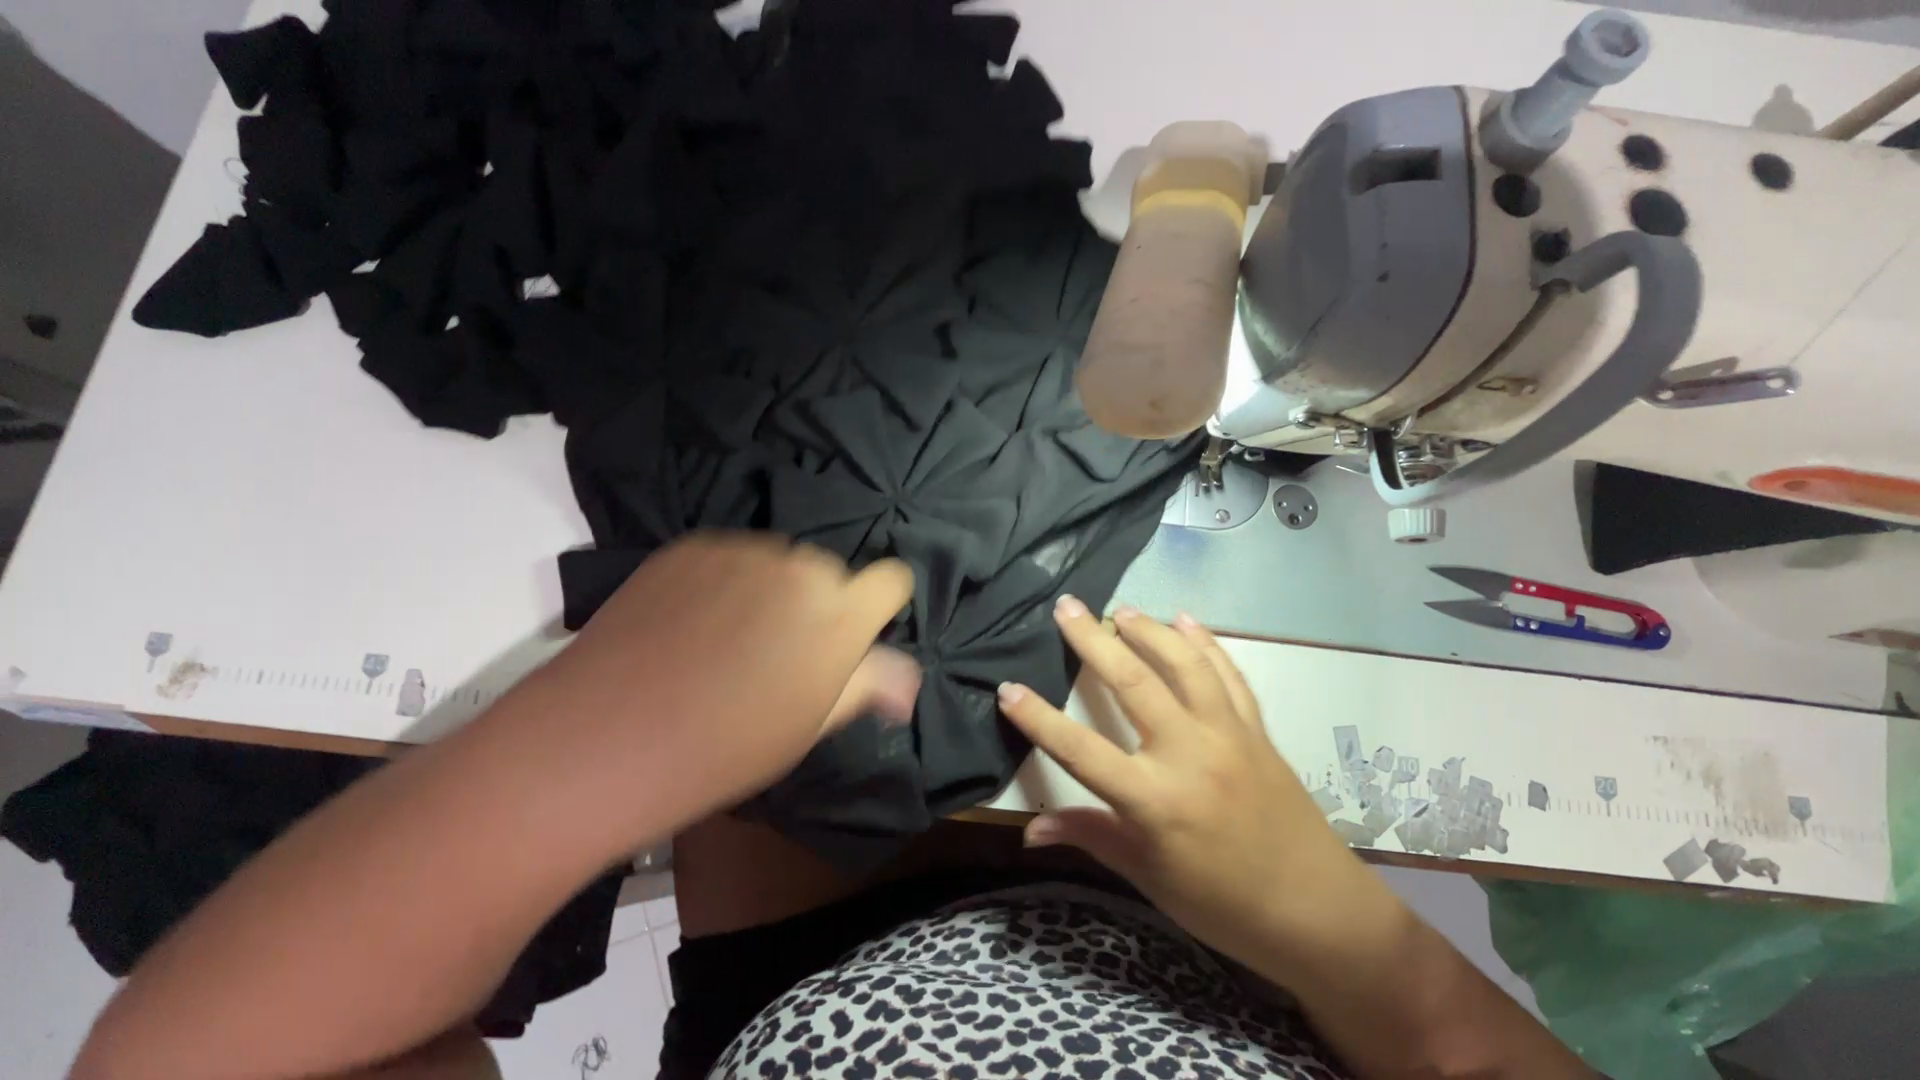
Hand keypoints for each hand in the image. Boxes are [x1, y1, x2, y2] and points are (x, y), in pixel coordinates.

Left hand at [512, 533, 920, 830]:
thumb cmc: (725, 747)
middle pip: (829, 574)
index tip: (850, 643)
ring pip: (777, 565)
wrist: (605, 735)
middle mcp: (797, 566)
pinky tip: (689, 629)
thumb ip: (867, 685)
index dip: (877, 609)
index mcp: (839, 613)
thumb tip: (906, 680)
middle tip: (779, 659)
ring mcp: (738, 551)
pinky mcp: (689, 547)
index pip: (891, 580)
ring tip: (726, 645)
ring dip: (770, 593)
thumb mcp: (810, 726)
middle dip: (818, 606)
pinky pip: (728, 559)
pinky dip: (723, 585)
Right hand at [996, 597, 1384, 973]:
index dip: (1039, 719)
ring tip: (1122, 608)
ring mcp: (1228, 736)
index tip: (1007, 688)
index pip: (1081, 750)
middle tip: (1066, 606)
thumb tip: (1030, 830)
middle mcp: (1190, 754)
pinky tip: (1188, 621)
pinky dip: (1207, 644)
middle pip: (1133, 683)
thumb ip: (1092, 837)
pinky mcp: (1257, 732)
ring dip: (1151, 630)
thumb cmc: (1222, 903)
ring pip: (1185, 666)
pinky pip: (1230, 677)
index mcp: (1155, 800)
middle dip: (1094, 640)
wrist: (1316, 911)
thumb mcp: (1149, 876)